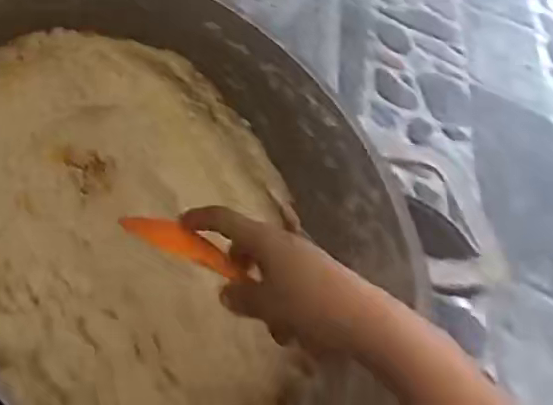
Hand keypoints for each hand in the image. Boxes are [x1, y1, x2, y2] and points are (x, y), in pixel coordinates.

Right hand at [180, 205, 389, 354]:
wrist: (371, 322)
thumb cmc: (310, 305)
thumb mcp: (267, 305)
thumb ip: (241, 297)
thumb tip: (225, 292)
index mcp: (262, 238)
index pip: (222, 218)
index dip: (200, 218)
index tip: (182, 223)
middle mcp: (281, 241)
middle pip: (247, 246)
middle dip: (240, 272)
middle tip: (239, 295)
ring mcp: (303, 257)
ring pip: (270, 271)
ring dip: (266, 297)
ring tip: (280, 331)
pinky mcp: (322, 277)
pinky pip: (291, 285)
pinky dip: (287, 305)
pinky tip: (302, 335)